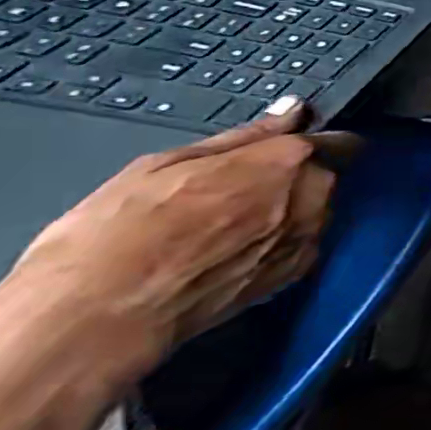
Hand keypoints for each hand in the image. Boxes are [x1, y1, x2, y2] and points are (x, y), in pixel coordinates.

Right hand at [0, 96, 336, 378]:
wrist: (95, 319)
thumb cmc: (116, 235)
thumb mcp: (164, 164)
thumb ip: (244, 135)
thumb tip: (291, 110)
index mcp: (288, 159)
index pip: (335, 140)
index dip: (312, 145)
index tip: (287, 152)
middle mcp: (313, 192)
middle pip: (323, 175)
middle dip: (294, 180)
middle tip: (236, 196)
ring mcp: (308, 233)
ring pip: (315, 209)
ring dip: (288, 212)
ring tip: (226, 231)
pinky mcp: (297, 270)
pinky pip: (301, 244)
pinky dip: (278, 244)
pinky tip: (232, 256)